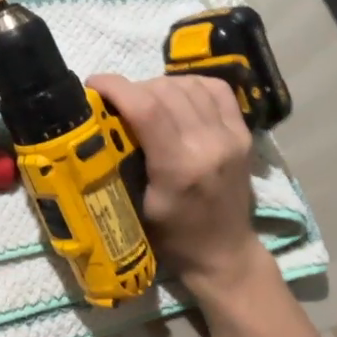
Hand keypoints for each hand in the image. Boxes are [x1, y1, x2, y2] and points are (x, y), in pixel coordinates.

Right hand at [86, 74, 266, 294]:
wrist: (222, 252)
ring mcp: (231, 137)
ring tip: (144, 101)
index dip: (115, 87)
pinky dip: (190, 85)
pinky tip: (176, 97)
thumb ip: (120, 162)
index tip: (92, 85)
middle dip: (133, 88)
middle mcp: (209, 145)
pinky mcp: (243, 133)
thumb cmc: (171, 236)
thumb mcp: (134, 203)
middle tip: (115, 103)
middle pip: (165, 90)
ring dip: (159, 86)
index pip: (146, 108)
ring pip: (189, 85)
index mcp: (178, 168)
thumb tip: (95, 125)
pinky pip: (216, 89)